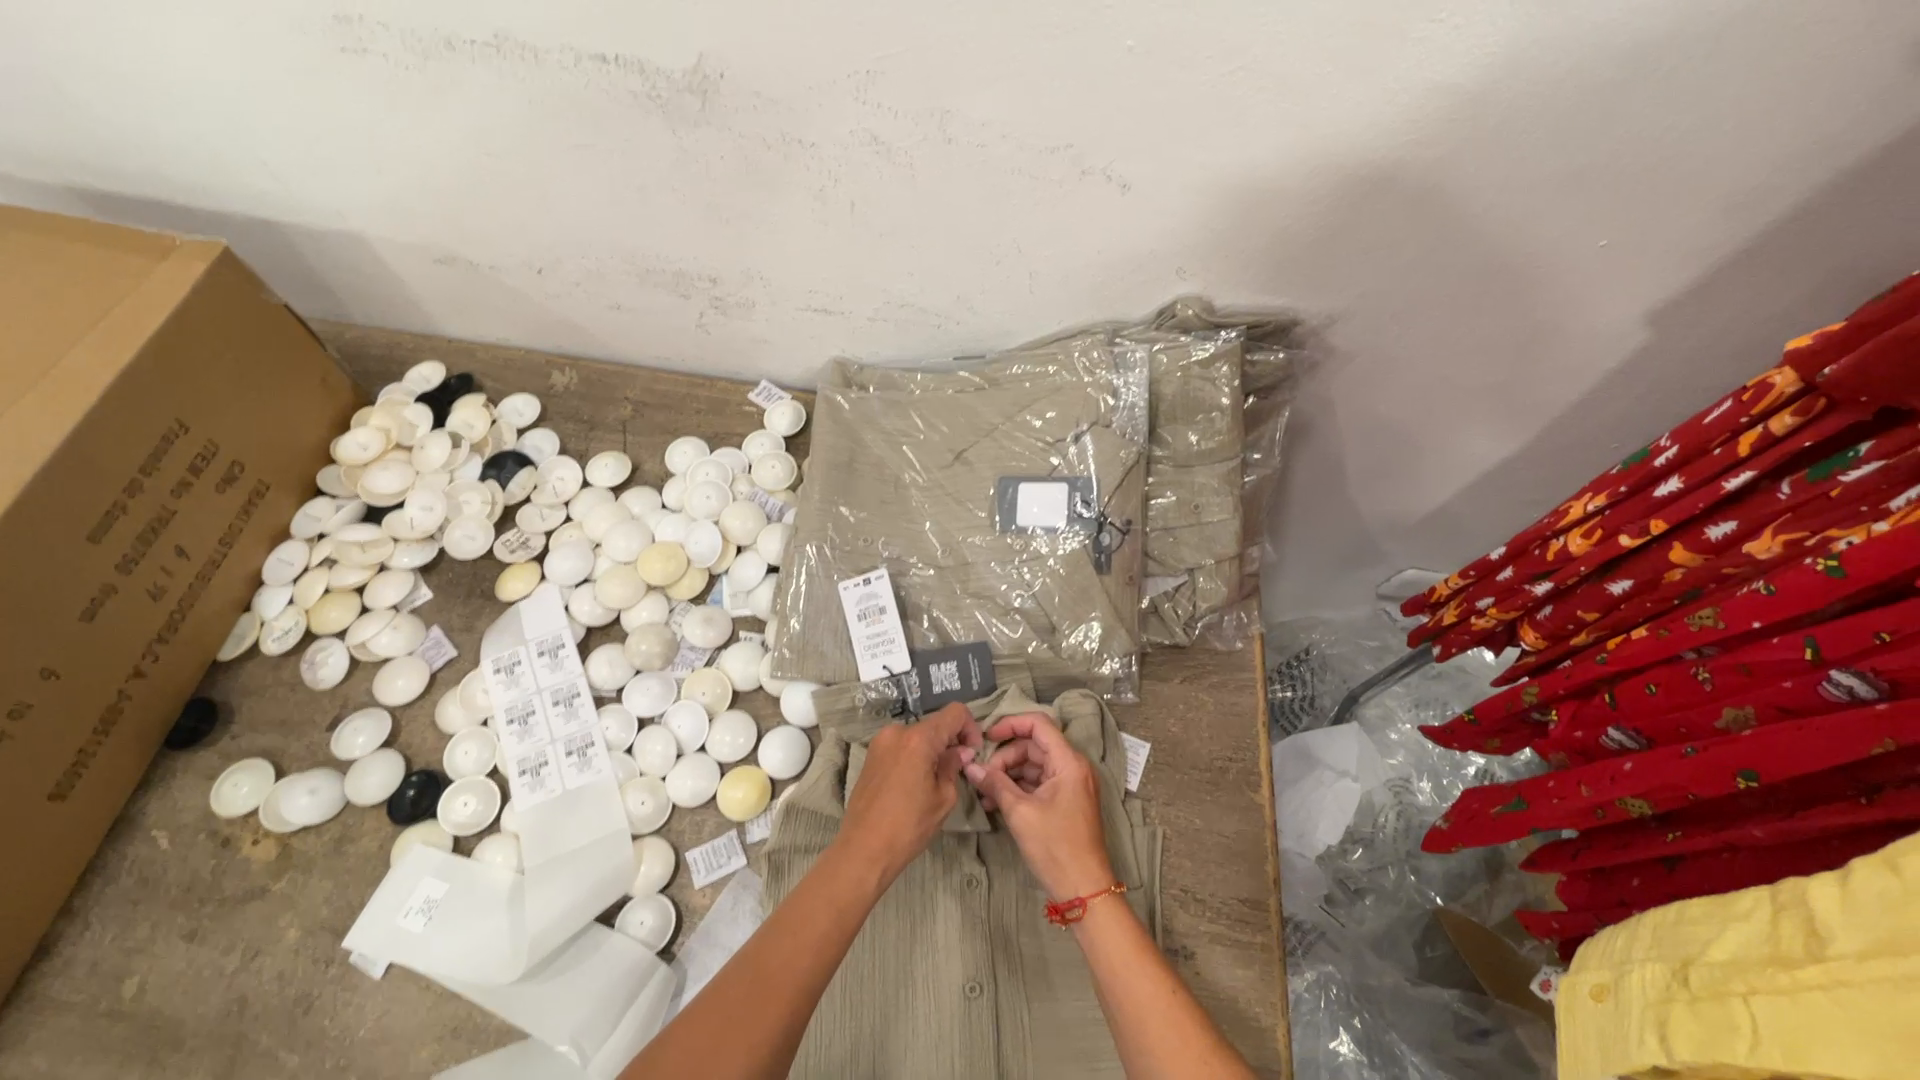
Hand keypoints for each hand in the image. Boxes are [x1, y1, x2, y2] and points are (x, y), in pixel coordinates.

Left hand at [837, 703, 981, 880]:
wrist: (863, 849)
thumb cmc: (909, 826)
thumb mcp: (944, 797)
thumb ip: (953, 766)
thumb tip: (960, 752)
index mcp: (918, 739)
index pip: (955, 712)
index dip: (970, 728)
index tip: (972, 753)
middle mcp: (896, 732)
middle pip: (935, 724)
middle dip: (951, 741)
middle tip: (959, 769)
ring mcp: (880, 743)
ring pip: (917, 735)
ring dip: (933, 749)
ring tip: (936, 779)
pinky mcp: (871, 756)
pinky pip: (901, 746)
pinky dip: (915, 755)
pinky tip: (916, 782)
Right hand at [964, 712, 1115, 899]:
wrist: (1084, 889)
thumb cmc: (1055, 847)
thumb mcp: (1020, 813)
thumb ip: (995, 784)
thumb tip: (970, 767)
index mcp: (1069, 762)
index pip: (1039, 725)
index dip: (1010, 724)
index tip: (985, 737)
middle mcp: (1073, 767)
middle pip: (1033, 747)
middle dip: (1004, 758)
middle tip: (982, 778)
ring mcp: (1070, 785)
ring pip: (1033, 766)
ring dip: (1007, 775)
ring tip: (984, 794)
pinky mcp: (1065, 802)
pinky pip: (1037, 784)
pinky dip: (1017, 789)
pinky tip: (995, 803)